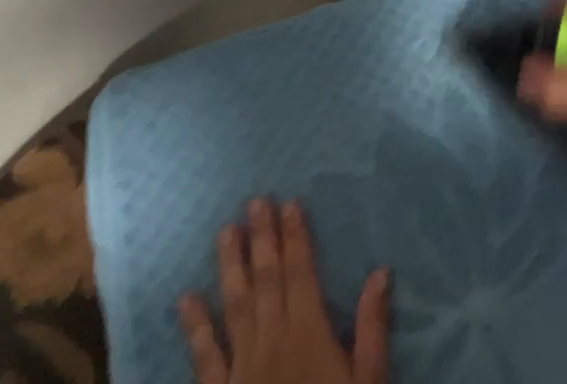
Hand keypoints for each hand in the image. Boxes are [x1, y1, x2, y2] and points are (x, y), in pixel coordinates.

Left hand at [176, 198, 390, 383]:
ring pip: (235, 307)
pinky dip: (194, 326)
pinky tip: (186, 298)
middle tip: (255, 201)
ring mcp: (241, 368)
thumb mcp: (371, 381)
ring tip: (226, 231)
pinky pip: (205, 357)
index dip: (295, 237)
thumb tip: (380, 272)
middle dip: (262, 240)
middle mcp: (271, 341)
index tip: (290, 204)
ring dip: (230, 267)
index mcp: (310, 334)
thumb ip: (372, 327)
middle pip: (266, 281)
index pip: (301, 274)